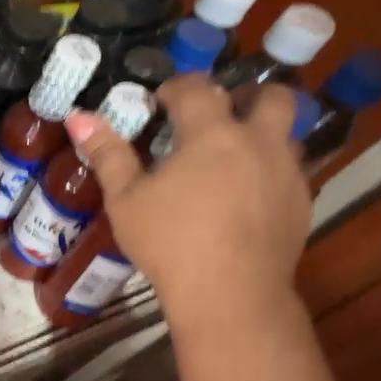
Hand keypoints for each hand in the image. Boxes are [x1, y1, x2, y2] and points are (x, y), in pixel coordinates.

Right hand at [63, 75, 309, 333]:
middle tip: (215, 116)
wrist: (231, 292)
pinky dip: (268, 169)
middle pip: (270, 95)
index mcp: (212, 134)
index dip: (177, 87)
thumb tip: (78, 117)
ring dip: (262, 131)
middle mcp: (258, 141)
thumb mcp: (125, 199)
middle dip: (244, 96)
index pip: (198, 89)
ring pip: (288, 132)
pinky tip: (244, 194)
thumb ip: (107, 154)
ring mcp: (287, 171)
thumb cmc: (168, 241)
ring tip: (231, 154)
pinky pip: (290, 169)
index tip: (161, 100)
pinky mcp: (302, 201)